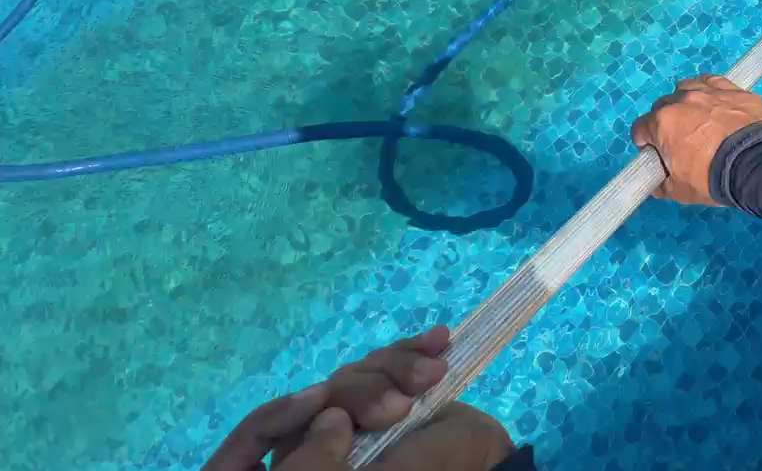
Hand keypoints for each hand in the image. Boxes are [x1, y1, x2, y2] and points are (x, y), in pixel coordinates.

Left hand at [203, 328, 511, 470]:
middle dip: (362, 390)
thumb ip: (317, 467)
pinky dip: (415, 348)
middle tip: (400, 408)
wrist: (483, 461)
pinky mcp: (395, 394)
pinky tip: (441, 339)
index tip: (317, 399)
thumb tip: (322, 417)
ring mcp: (356, 422)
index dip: (272, 417)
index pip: (243, 451)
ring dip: (398, 368)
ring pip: (354, 374)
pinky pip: (390, 360)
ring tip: (434, 375)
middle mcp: (318, 451)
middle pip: (313, 400)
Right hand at [630, 74, 761, 205]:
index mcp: (663, 122)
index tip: (656, 152)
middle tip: (680, 139)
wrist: (756, 162)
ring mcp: (710, 91)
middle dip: (666, 121)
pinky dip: (711, 90)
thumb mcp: (678, 191)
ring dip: (687, 101)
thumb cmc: (711, 177)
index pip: (640, 128)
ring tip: (699, 118)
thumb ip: (663, 183)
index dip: (646, 142)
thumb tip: (659, 182)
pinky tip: (716, 100)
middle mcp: (683, 100)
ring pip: (688, 88)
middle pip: (664, 106)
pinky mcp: (735, 90)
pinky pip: (715, 82)